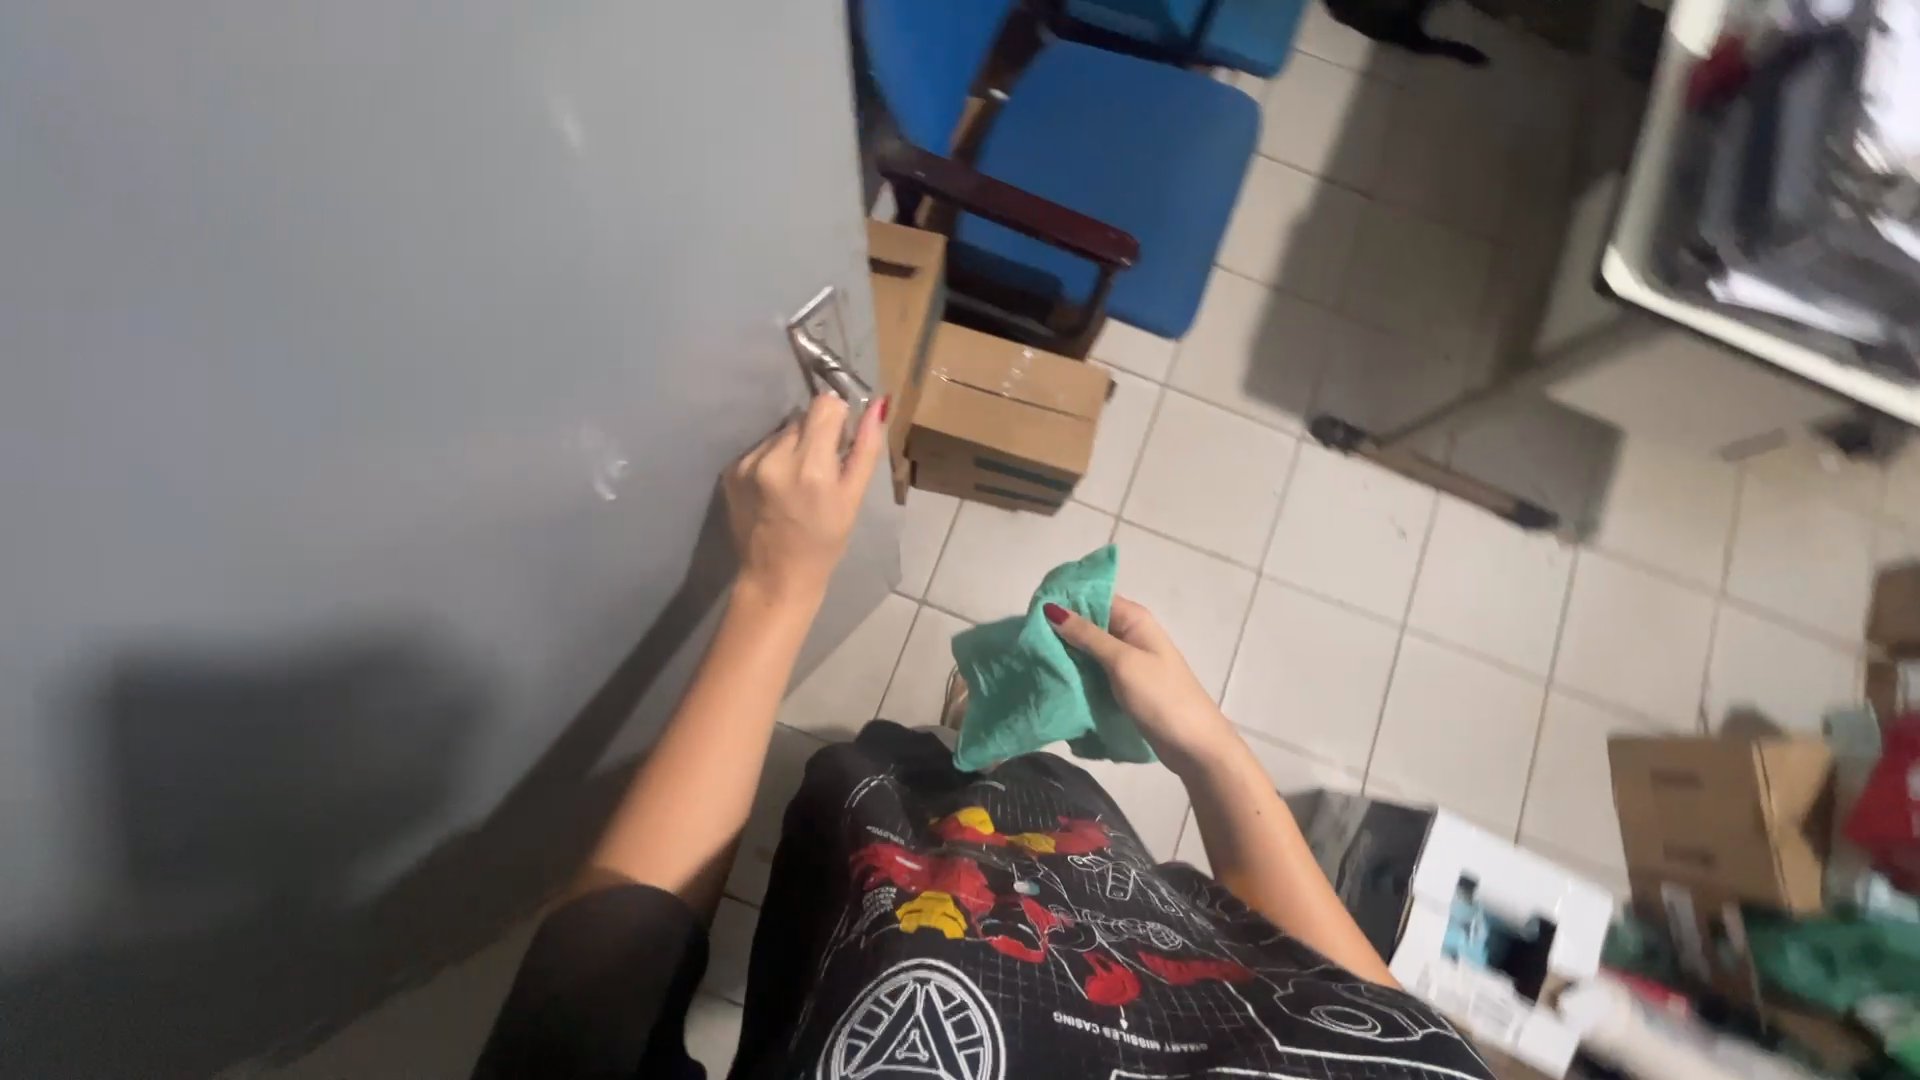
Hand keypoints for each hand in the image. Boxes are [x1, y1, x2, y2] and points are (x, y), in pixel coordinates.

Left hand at [724, 393, 884, 607]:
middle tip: (821, 471)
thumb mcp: (853, 499)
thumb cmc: (824, 543)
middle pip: (802, 418)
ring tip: (797, 483)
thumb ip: (866, 449)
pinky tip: (776, 489)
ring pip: (780, 432)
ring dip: (793, 448)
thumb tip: (877, 404)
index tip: (840, 443)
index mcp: (811, 467)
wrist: (775, 577)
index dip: (838, 419)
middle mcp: (774, 458)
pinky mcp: (730, 470)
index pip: (825, 405)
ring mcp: (747, 464)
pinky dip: (772, 460)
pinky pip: (760, 448)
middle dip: (816, 436)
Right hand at [1045, 596, 1243, 776]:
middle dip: (1060, 628)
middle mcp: (1130, 634)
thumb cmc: (1161, 696)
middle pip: (1089, 623)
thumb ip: (1087, 635)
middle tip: (1026, 638)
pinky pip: (1094, 670)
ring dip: (1066, 652)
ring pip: (1088, 648)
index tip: (1032, 608)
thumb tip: (1052, 608)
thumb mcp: (1122, 662)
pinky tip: (1053, 677)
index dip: (1065, 599)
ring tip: (1032, 657)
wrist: (1194, 745)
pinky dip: (1076, 672)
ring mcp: (1127, 661)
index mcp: (1134, 619)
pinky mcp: (1123, 684)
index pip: (1094, 597)